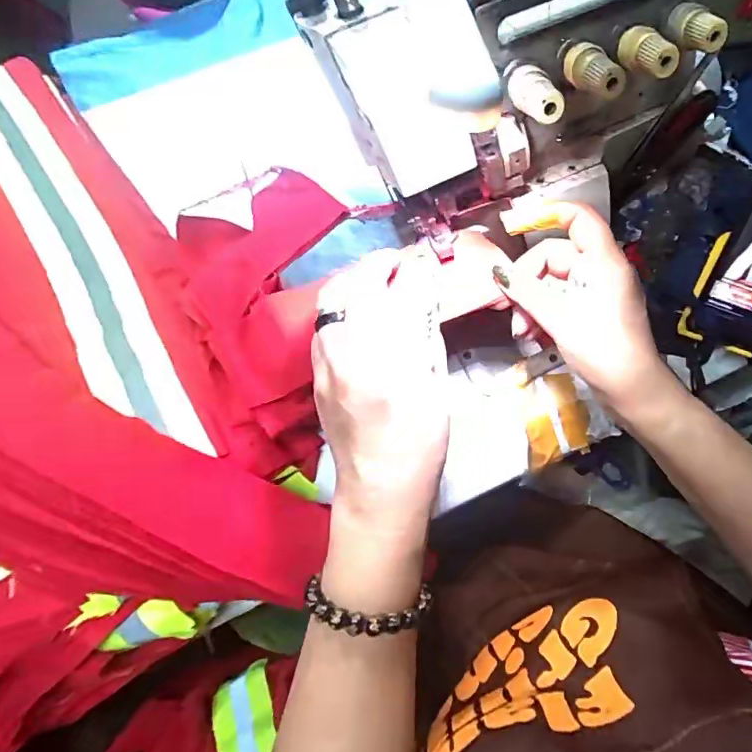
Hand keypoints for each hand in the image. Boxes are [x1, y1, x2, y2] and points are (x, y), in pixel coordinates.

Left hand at [312, 248, 449, 566]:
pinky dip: (342, 305)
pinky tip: (360, 312)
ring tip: (377, 281)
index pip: (397, 295)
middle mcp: (345, 355)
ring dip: (355, 281)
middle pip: (353, 287)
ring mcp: (324, 363)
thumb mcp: (436, 386)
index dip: (412, 272)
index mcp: (385, 361)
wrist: (377, 487)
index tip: (423, 263)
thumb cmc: (420, 443)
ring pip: (331, 301)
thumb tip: (424, 296)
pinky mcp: (315, 372)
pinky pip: (324, 323)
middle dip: (376, 266)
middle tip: (397, 264)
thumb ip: (426, 335)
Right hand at [491, 203, 677, 418]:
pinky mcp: (592, 311)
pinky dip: (542, 314)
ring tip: (520, 329)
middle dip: (527, 281)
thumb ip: (525, 291)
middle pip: (555, 256)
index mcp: (602, 261)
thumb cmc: (602, 348)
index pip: (578, 218)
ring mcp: (597, 291)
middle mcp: (601, 270)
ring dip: (531, 303)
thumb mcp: (558, 318)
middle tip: (508, 307)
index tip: (515, 223)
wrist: (633, 390)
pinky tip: (531, 334)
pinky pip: (561, 300)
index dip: (547, 213)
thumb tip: (497, 272)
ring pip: (553, 282)